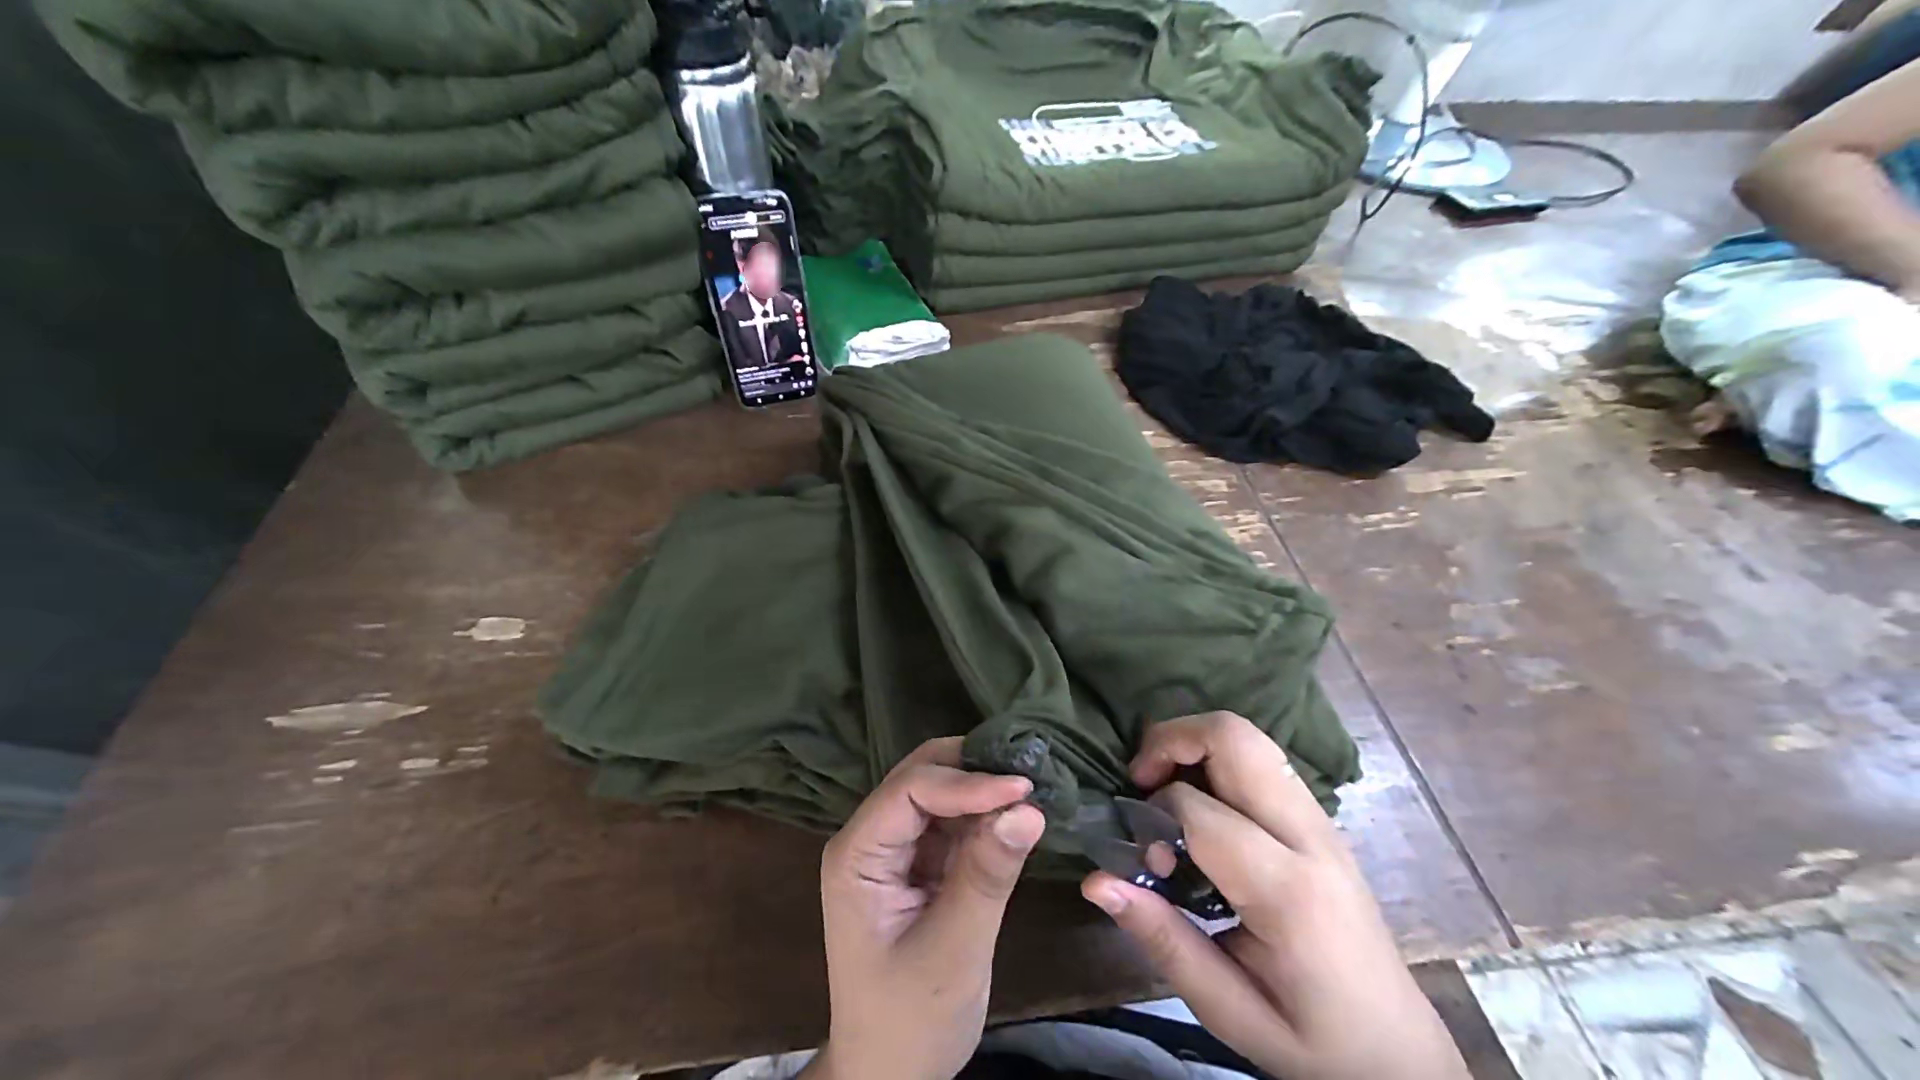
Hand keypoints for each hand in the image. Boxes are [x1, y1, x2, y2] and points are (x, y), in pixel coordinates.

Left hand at [807, 737, 1046, 1079]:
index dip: (967, 782)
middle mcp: (870, 838)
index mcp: (857, 855)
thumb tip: (1030, 810)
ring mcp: (894, 849)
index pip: (910, 790)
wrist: (891, 1071)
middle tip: (1031, 773)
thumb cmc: (911, 1019)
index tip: (1024, 788)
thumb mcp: (954, 951)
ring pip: (940, 791)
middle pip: (920, 777)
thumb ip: (987, 876)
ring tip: (1034, 788)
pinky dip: (986, 814)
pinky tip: (1018, 815)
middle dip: (974, 770)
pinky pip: (954, 822)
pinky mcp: (920, 863)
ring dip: (984, 787)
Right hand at [1081, 712, 1468, 1079]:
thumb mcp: (1230, 1011)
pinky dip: (1215, 760)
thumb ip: (1163, 940)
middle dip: (1170, 740)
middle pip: (1235, 738)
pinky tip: (1199, 804)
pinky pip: (1260, 760)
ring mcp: (1322, 821)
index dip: (1153, 817)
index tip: (1143, 856)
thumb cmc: (1313, 1041)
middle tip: (1139, 782)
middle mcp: (1310, 837)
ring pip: (1249, 737)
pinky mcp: (1320, 820)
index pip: (1202, 811)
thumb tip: (1096, 881)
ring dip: (1192, 745)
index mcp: (1290, 892)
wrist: (1400, 1050)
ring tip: (1163, 790)